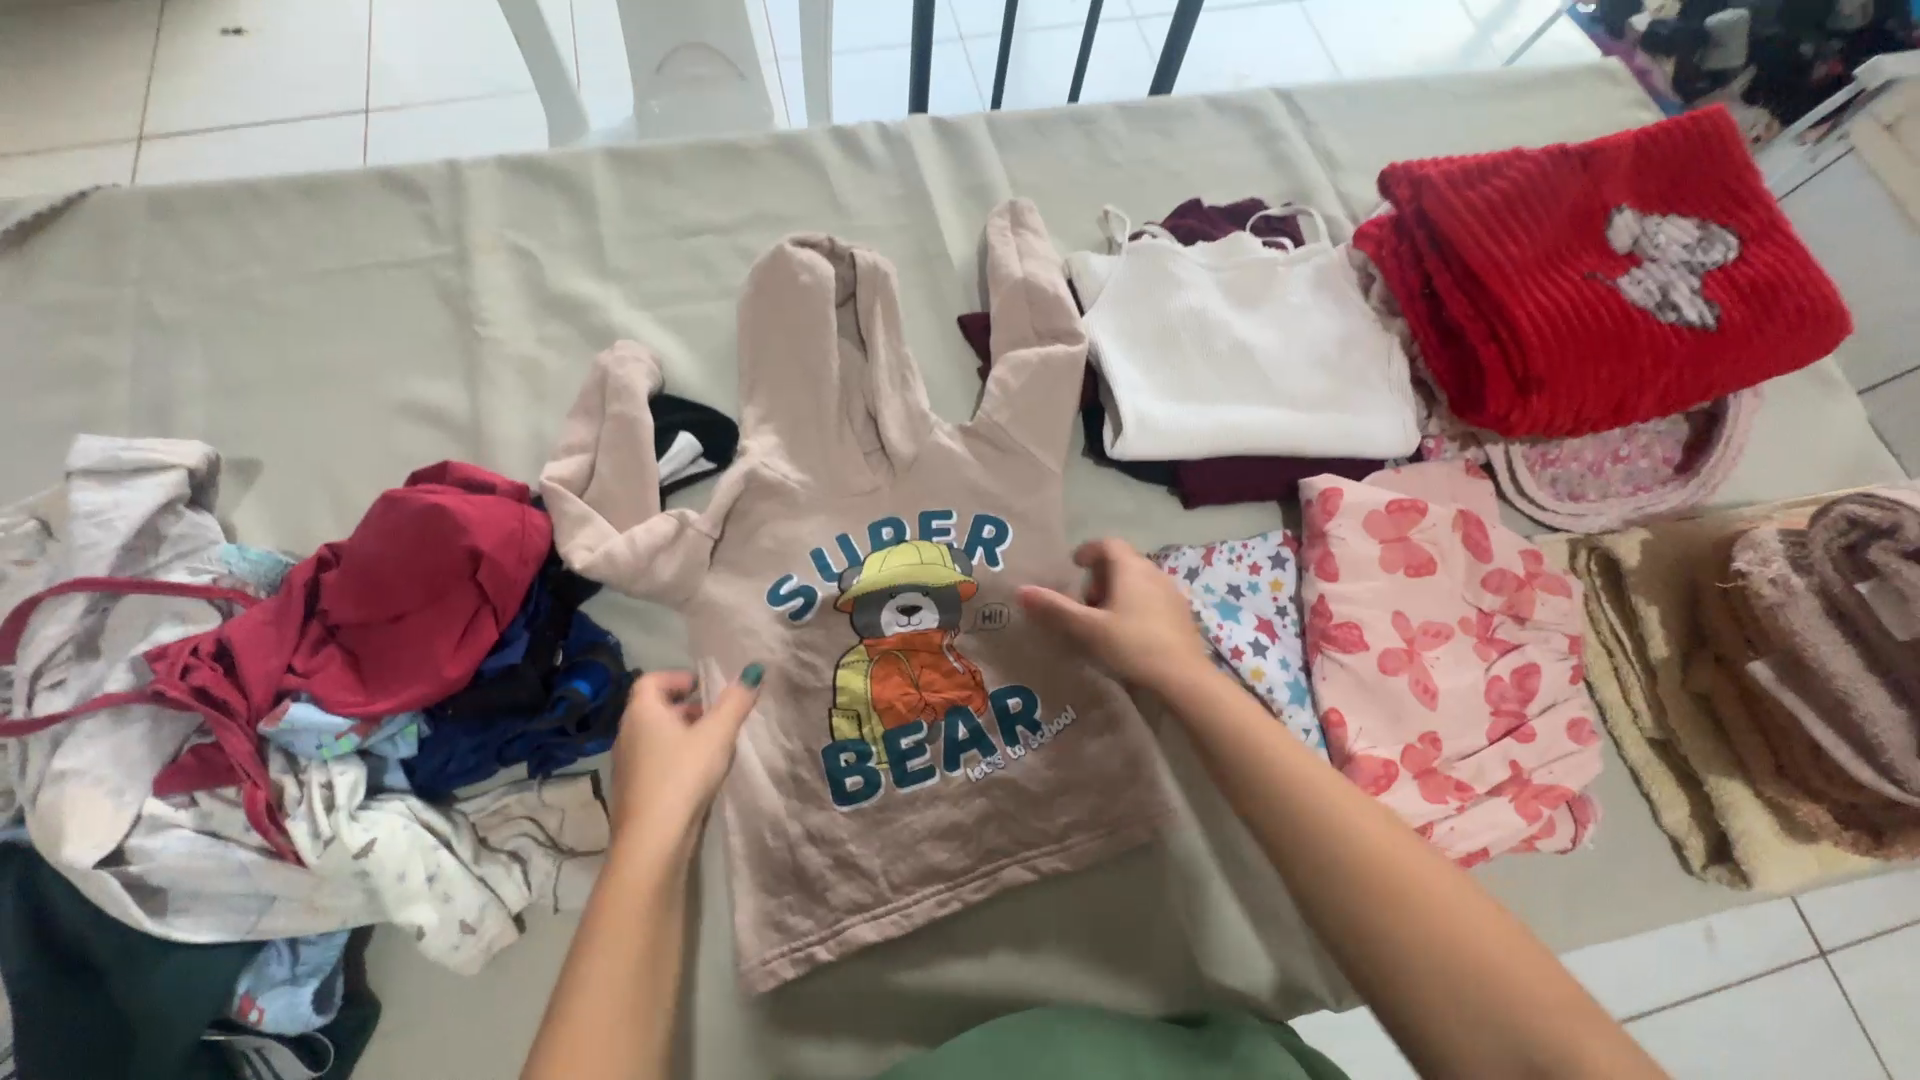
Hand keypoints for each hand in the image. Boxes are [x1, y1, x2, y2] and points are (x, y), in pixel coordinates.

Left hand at [609, 665, 763, 853]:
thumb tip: (753, 670)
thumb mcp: (717, 734)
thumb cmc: (683, 774)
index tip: (704, 686)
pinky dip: (675, 758)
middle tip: (715, 715)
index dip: (678, 677)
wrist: (652, 839)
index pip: (651, 680)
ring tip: (713, 745)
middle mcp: (627, 734)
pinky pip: (654, 761)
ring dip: (682, 734)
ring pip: (655, 737)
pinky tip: (698, 775)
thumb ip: (736, 702)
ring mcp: (626, 764)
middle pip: (654, 708)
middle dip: (686, 707)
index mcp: (642, 713)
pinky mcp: (633, 791)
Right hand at [1017, 539, 1209, 694]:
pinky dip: (1136, 604)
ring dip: (1119, 591)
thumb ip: (1055, 608)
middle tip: (1086, 602)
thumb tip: (1021, 590)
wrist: (1183, 676)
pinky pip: (1153, 597)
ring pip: (1139, 580)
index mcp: (1130, 568)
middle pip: (1123, 561)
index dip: (1088, 551)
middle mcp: (1153, 572)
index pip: (1107, 544)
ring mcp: (1171, 592)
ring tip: (1105, 619)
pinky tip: (1130, 632)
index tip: (1074, 566)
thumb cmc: (1131, 645)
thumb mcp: (1087, 628)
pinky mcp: (1181, 613)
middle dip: (1101, 576)